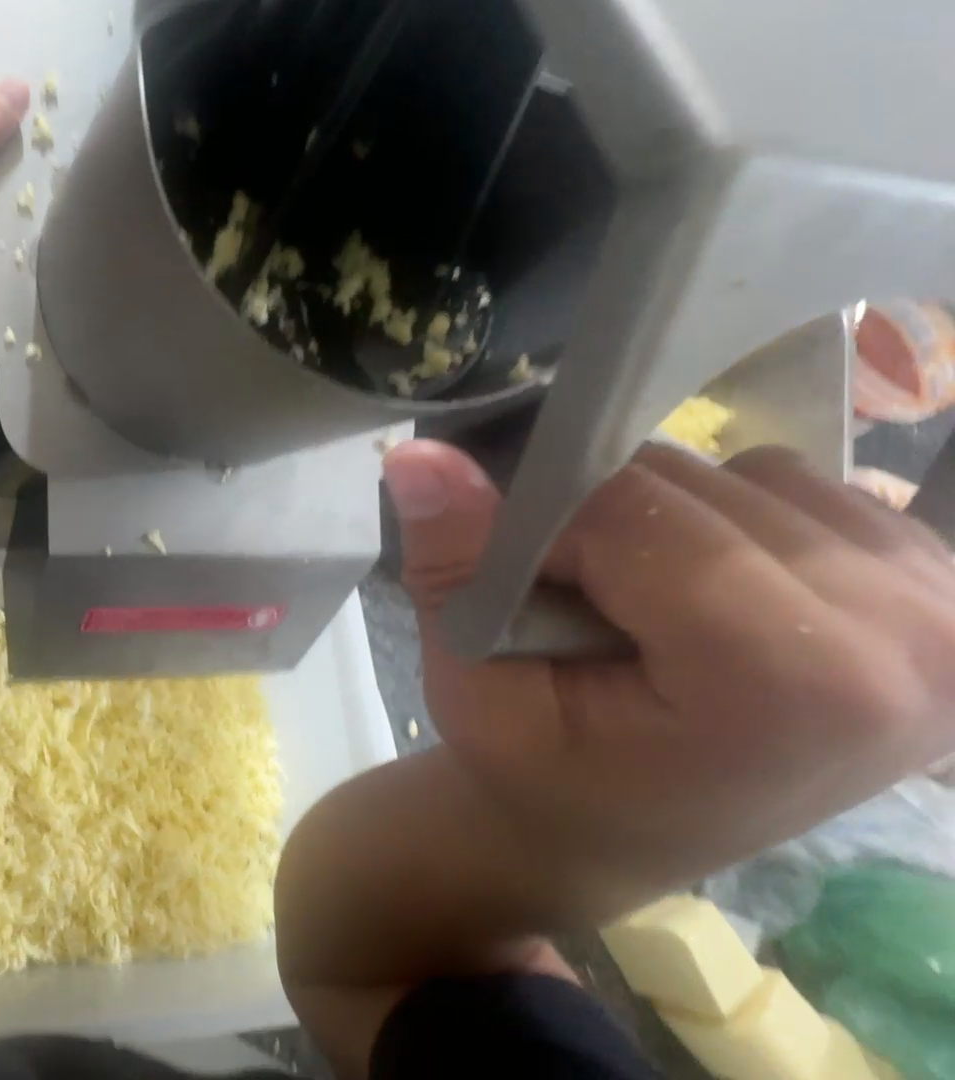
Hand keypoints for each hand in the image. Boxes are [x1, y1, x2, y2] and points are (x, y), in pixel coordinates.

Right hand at [386, 439, 954, 910]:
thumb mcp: (469, 689)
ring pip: (739, 471)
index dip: (539, 525)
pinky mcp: (942, 586)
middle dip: (595, 520)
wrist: (620, 824)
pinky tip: (697, 592)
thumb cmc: (538, 770)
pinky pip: (794, 486)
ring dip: (656, 516)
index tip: (506, 579)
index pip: (636, 511)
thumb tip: (416, 452)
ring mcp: (948, 606)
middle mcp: (912, 632)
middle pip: (692, 484)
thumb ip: (452, 565)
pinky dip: (718, 519)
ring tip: (631, 601)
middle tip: (564, 600)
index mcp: (793, 681)